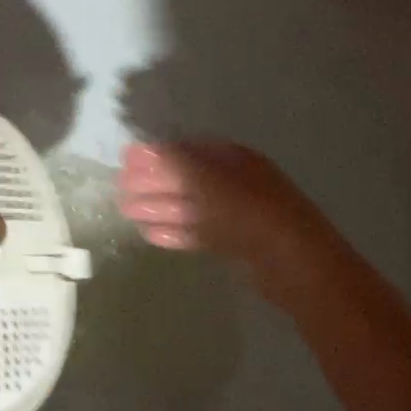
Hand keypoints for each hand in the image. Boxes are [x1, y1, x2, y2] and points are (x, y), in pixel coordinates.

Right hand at [117, 142, 333, 276]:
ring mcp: (234, 214)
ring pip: (189, 206)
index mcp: (233, 160)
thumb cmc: (249, 213)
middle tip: (120, 189)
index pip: (188, 150)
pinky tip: (149, 235)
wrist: (290, 262)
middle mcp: (234, 182)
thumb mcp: (209, 182)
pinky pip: (197, 231)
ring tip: (126, 212)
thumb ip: (176, 163)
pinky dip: (174, 231)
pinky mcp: (233, 242)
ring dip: (157, 207)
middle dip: (152, 182)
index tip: (125, 160)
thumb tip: (146, 148)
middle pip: (186, 178)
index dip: (156, 153)